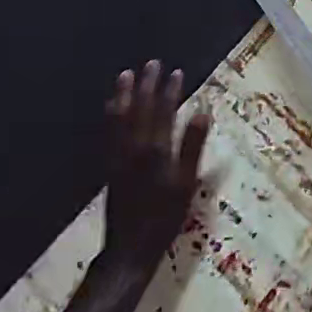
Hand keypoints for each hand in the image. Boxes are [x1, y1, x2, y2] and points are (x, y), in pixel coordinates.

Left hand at [100, 60, 210, 274]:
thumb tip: (203, 111)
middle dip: (147, 84)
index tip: (176, 72)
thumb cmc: (165, 216)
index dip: (171, 90)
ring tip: (126, 75)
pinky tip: (111, 106)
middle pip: (141, 107)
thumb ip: (193, 145)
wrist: (130, 247)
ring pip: (120, 115)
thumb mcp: (186, 183)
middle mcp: (135, 144)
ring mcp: (119, 153)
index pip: (164, 110)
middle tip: (152, 64)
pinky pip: (108, 131)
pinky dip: (111, 114)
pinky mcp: (109, 163)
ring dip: (124, 93)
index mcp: (156, 147)